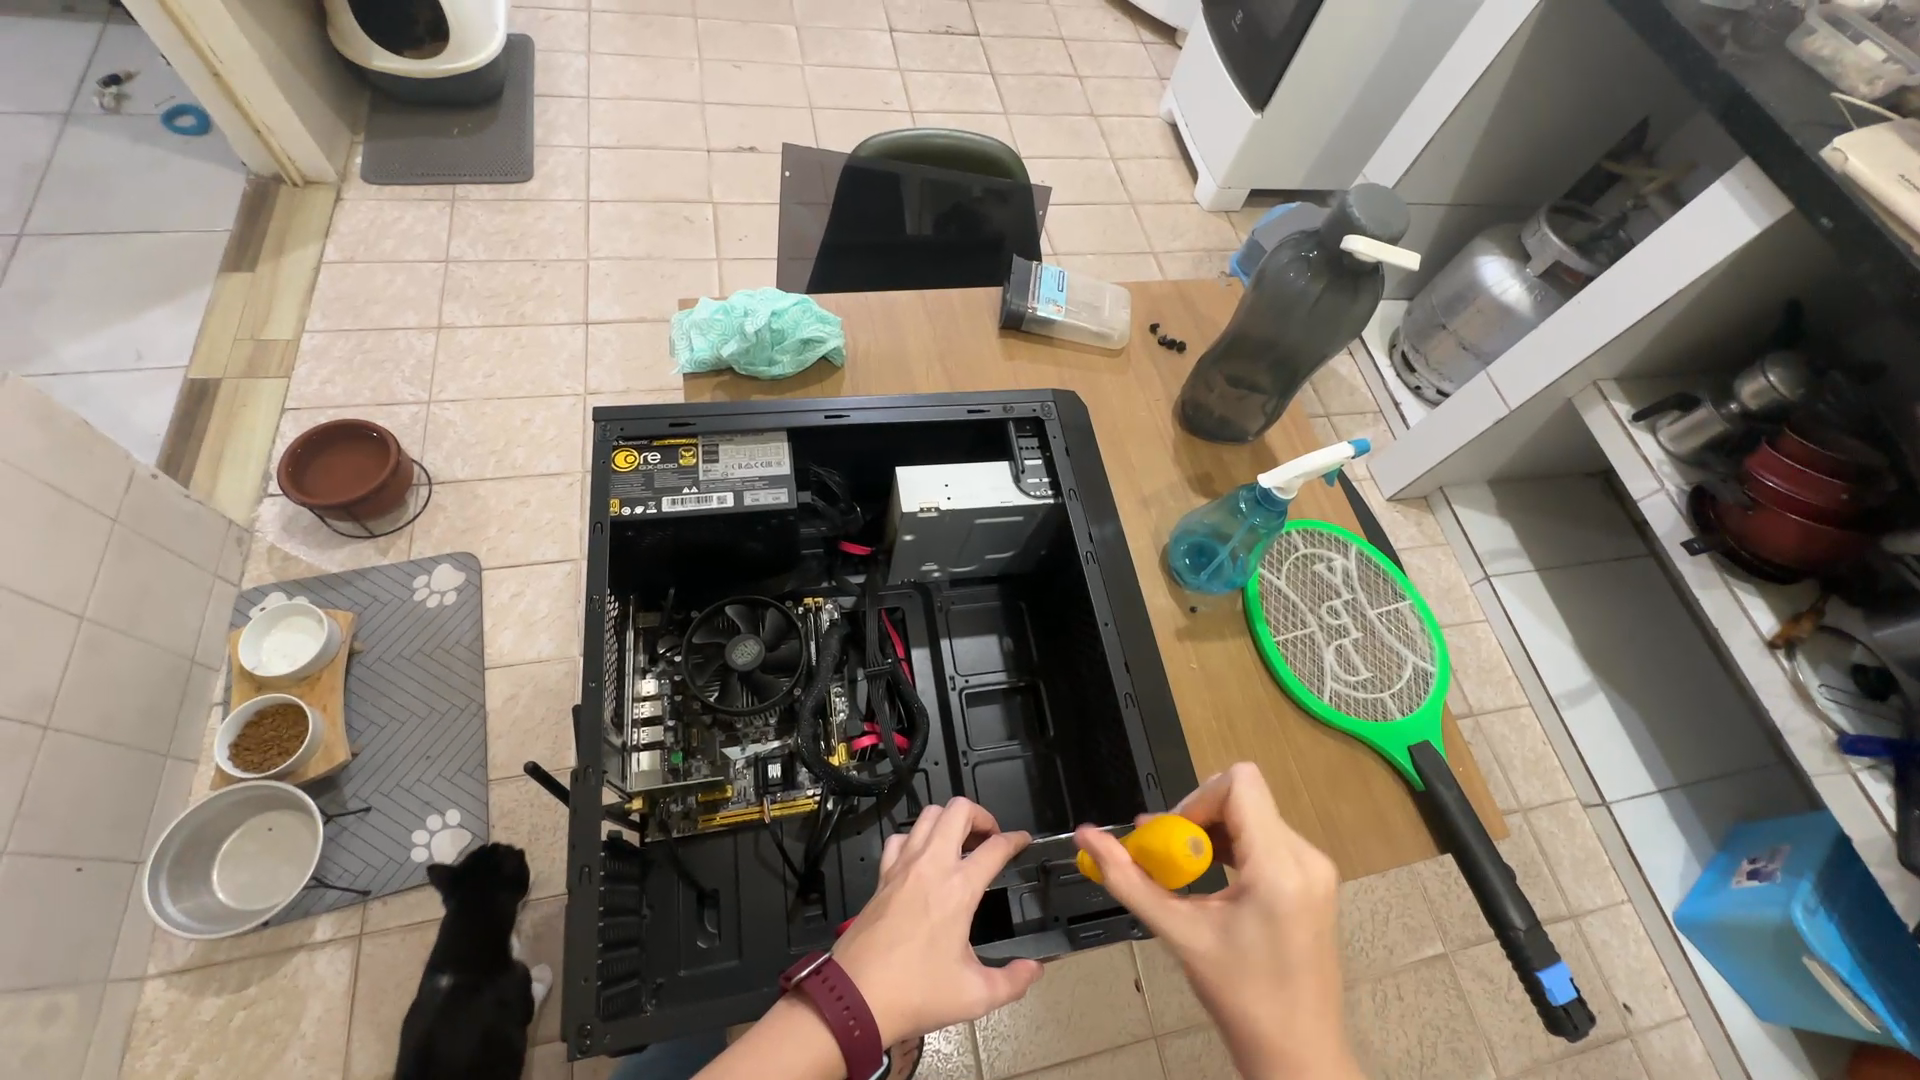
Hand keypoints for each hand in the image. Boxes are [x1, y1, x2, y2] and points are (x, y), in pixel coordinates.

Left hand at [832, 797, 1044, 1042]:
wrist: (855, 998)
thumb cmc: (916, 993)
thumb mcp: (975, 996)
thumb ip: (1012, 981)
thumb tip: (1035, 971)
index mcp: (959, 888)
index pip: (995, 847)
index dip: (1016, 839)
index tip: (1023, 841)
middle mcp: (931, 866)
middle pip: (958, 810)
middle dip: (981, 815)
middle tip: (990, 838)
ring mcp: (902, 867)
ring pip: (927, 815)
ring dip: (948, 820)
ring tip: (960, 842)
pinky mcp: (881, 876)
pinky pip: (899, 839)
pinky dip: (915, 838)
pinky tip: (922, 858)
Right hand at [1074, 764, 1359, 1079]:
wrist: (1298, 1051)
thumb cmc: (1240, 996)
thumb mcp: (1179, 933)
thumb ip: (1129, 879)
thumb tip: (1087, 837)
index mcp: (1279, 867)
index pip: (1240, 783)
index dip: (1195, 799)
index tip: (1170, 838)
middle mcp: (1306, 857)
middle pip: (1244, 796)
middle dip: (1197, 817)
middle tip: (1167, 857)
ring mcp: (1315, 868)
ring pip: (1254, 814)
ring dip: (1212, 831)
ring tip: (1185, 871)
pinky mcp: (1313, 880)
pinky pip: (1267, 836)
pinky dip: (1232, 845)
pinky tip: (1212, 880)